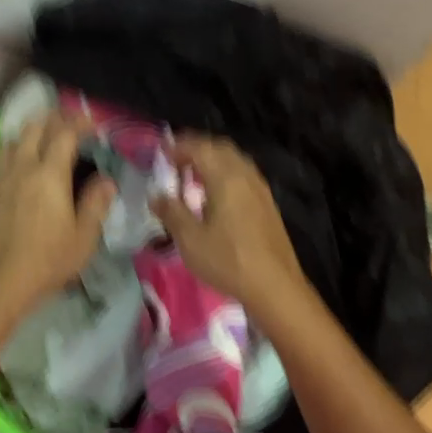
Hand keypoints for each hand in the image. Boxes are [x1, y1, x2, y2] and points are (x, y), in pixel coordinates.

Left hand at [0, 112, 115, 314]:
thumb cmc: (46, 261)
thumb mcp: (83, 238)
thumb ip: (95, 204)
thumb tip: (106, 181)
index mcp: (50, 174)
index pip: (65, 133)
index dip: (80, 122)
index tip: (93, 123)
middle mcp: (22, 168)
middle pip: (34, 128)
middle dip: (53, 119)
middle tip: (70, 124)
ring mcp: (1, 180)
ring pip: (12, 140)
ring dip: (30, 132)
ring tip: (44, 141)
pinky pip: (2, 160)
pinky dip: (15, 152)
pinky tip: (23, 168)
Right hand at [151, 136, 309, 307]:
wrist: (274, 286)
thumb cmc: (228, 261)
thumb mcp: (190, 240)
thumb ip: (171, 212)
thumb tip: (157, 195)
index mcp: (226, 178)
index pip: (200, 148)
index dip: (178, 146)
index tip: (161, 153)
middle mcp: (246, 176)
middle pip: (220, 148)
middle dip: (196, 149)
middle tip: (176, 162)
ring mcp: (260, 189)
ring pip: (234, 161)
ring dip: (212, 161)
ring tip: (193, 177)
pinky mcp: (267, 204)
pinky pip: (243, 176)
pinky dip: (225, 174)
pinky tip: (216, 195)